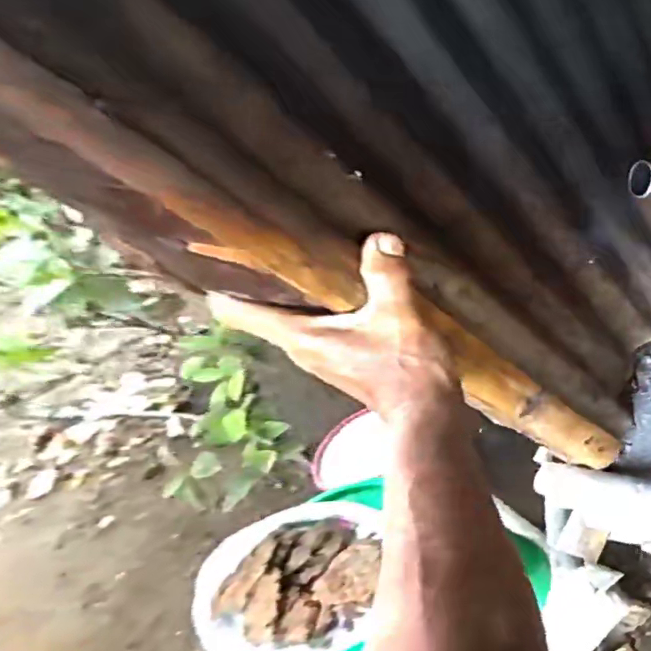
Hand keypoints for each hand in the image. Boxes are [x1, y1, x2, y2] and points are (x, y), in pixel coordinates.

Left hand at [208, 233, 458, 421]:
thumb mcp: (400, 316)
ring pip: (293, 321)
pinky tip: (349, 301)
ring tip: (314, 270)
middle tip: (275, 250)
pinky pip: (319, 331)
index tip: (224, 255)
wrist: (427, 411)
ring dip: (301, 300)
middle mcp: (298, 348)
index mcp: (297, 335)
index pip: (232, 309)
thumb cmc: (406, 368)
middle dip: (268, 284)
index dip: (222, 281)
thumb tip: (382, 238)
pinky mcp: (343, 364)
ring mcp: (320, 359)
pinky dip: (326, 314)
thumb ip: (388, 278)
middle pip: (262, 312)